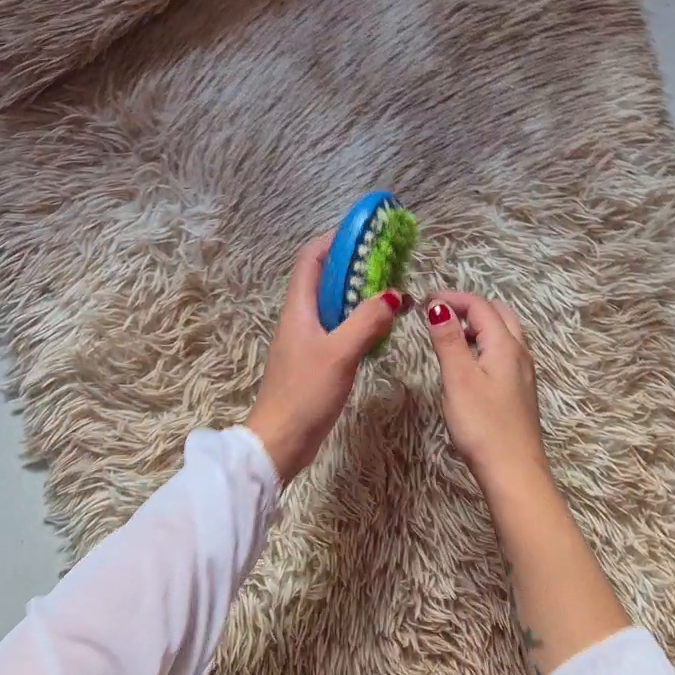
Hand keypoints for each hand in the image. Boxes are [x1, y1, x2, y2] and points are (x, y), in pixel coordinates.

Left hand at [244, 234, 406, 482]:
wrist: (280, 441)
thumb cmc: (304, 394)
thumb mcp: (339, 354)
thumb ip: (367, 322)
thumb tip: (393, 295)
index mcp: (298, 309)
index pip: (311, 259)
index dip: (335, 240)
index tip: (365, 232)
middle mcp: (300, 319)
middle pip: (325, 279)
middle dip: (355, 266)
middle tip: (388, 260)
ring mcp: (307, 341)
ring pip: (334, 305)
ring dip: (360, 295)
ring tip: (392, 290)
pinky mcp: (315, 361)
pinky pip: (339, 329)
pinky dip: (360, 321)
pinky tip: (381, 329)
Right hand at [423, 292, 552, 500]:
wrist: (513, 470)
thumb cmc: (482, 424)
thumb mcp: (458, 378)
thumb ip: (448, 339)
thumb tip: (438, 306)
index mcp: (505, 345)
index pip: (480, 306)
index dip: (453, 298)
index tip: (424, 301)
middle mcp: (519, 353)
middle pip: (498, 314)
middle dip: (469, 306)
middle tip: (439, 312)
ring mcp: (522, 373)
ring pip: (503, 334)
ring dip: (478, 325)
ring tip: (449, 336)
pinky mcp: (519, 391)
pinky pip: (503, 354)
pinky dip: (484, 345)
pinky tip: (468, 365)